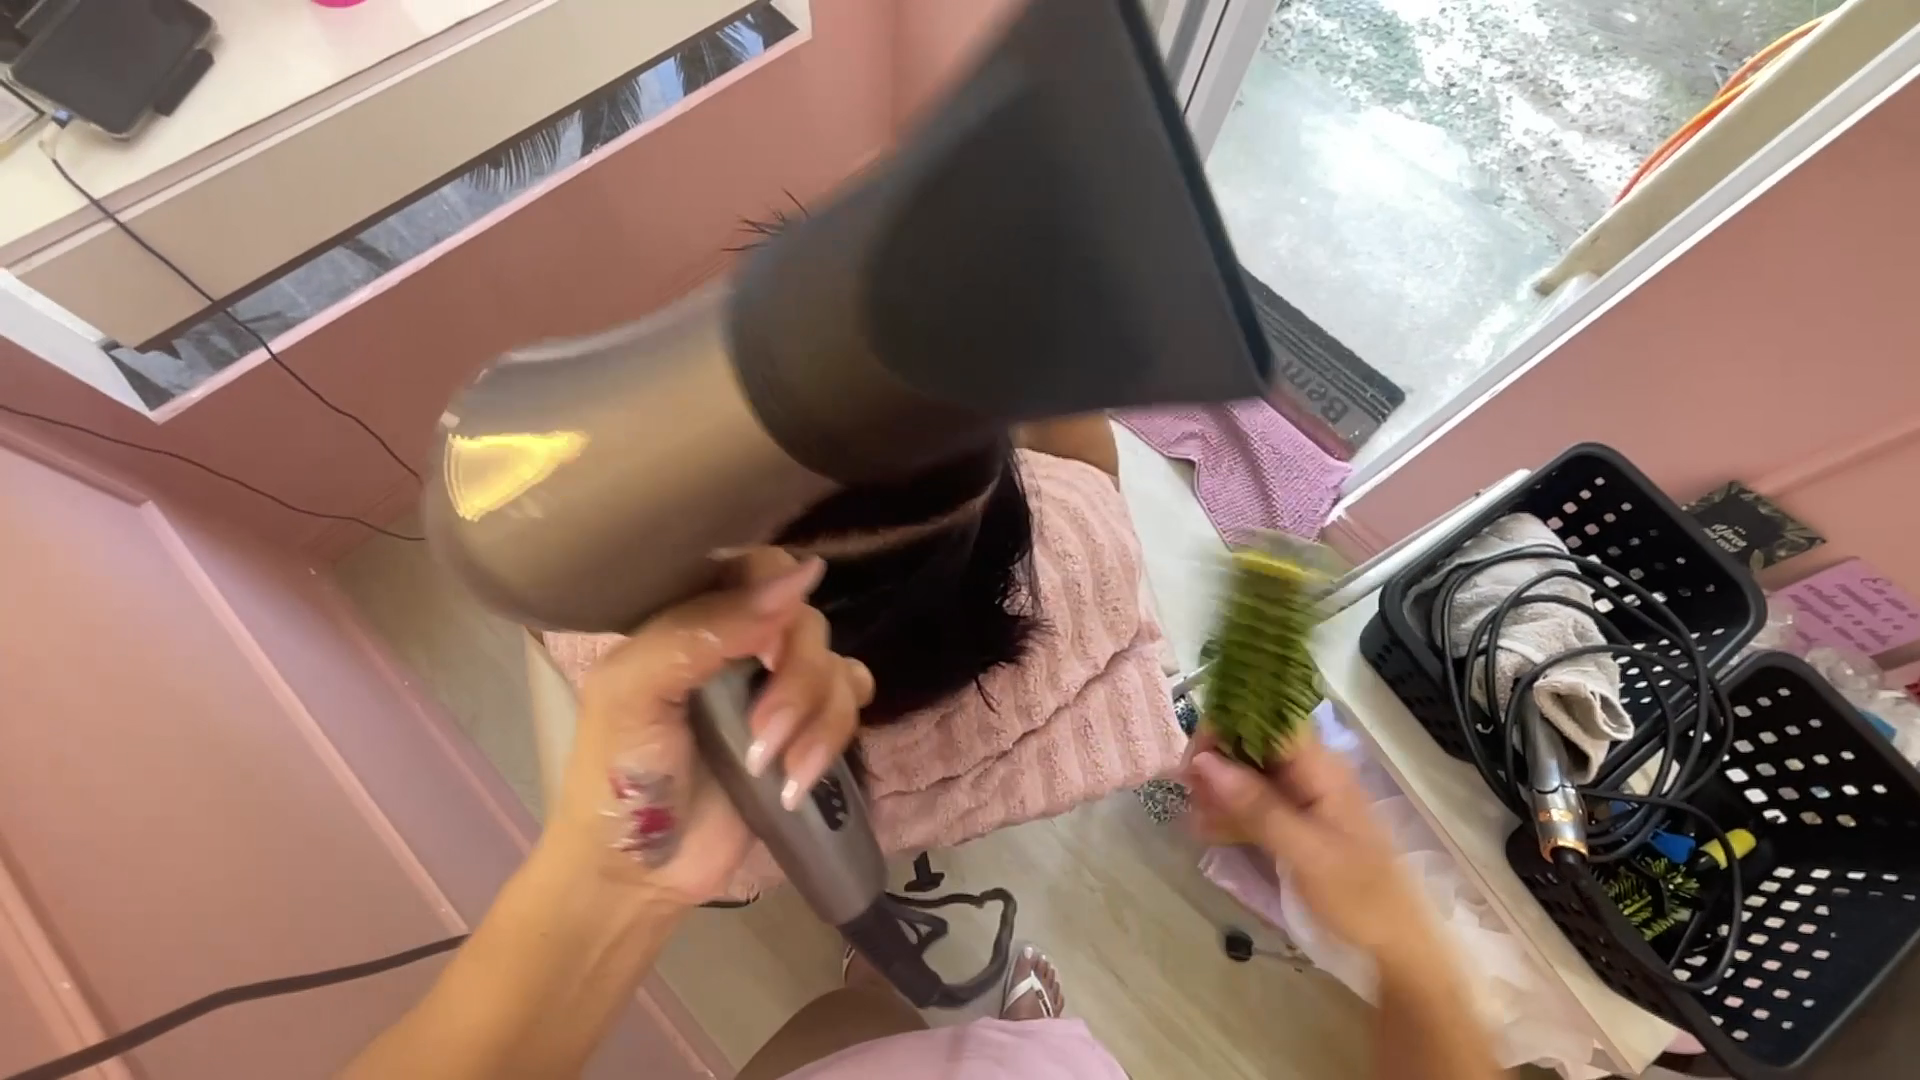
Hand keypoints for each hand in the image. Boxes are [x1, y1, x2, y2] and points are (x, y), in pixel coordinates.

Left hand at [540, 549, 872, 909]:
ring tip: (778, 773)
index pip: (757, 568)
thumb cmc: (618, 773)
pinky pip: (851, 702)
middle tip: (762, 736)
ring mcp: (776, 687)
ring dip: (816, 723)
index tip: (770, 647)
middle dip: (796, 683)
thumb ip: (706, 628)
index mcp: (693, 618)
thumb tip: (802, 577)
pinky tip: (800, 777)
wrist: (636, 872)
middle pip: (808, 624)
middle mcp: (743, 643)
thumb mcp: (634, 689)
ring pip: (837, 667)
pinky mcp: (805, 729)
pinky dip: (835, 736)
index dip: (778, 595)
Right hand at [1183, 734, 1431, 956]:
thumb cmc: (1359, 896)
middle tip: (1187, 792)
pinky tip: (1203, 830)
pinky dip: (1228, 814)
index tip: (1194, 758)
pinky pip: (1252, 806)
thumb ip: (1254, 805)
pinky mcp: (1293, 824)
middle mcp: (1308, 773)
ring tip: (1191, 815)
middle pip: (1252, 746)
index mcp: (1320, 767)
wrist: (1397, 949)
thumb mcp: (1304, 851)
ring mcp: (1301, 798)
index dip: (1226, 728)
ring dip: (1217, 791)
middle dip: (1215, 762)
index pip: (1265, 722)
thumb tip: (1204, 762)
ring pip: (1247, 776)